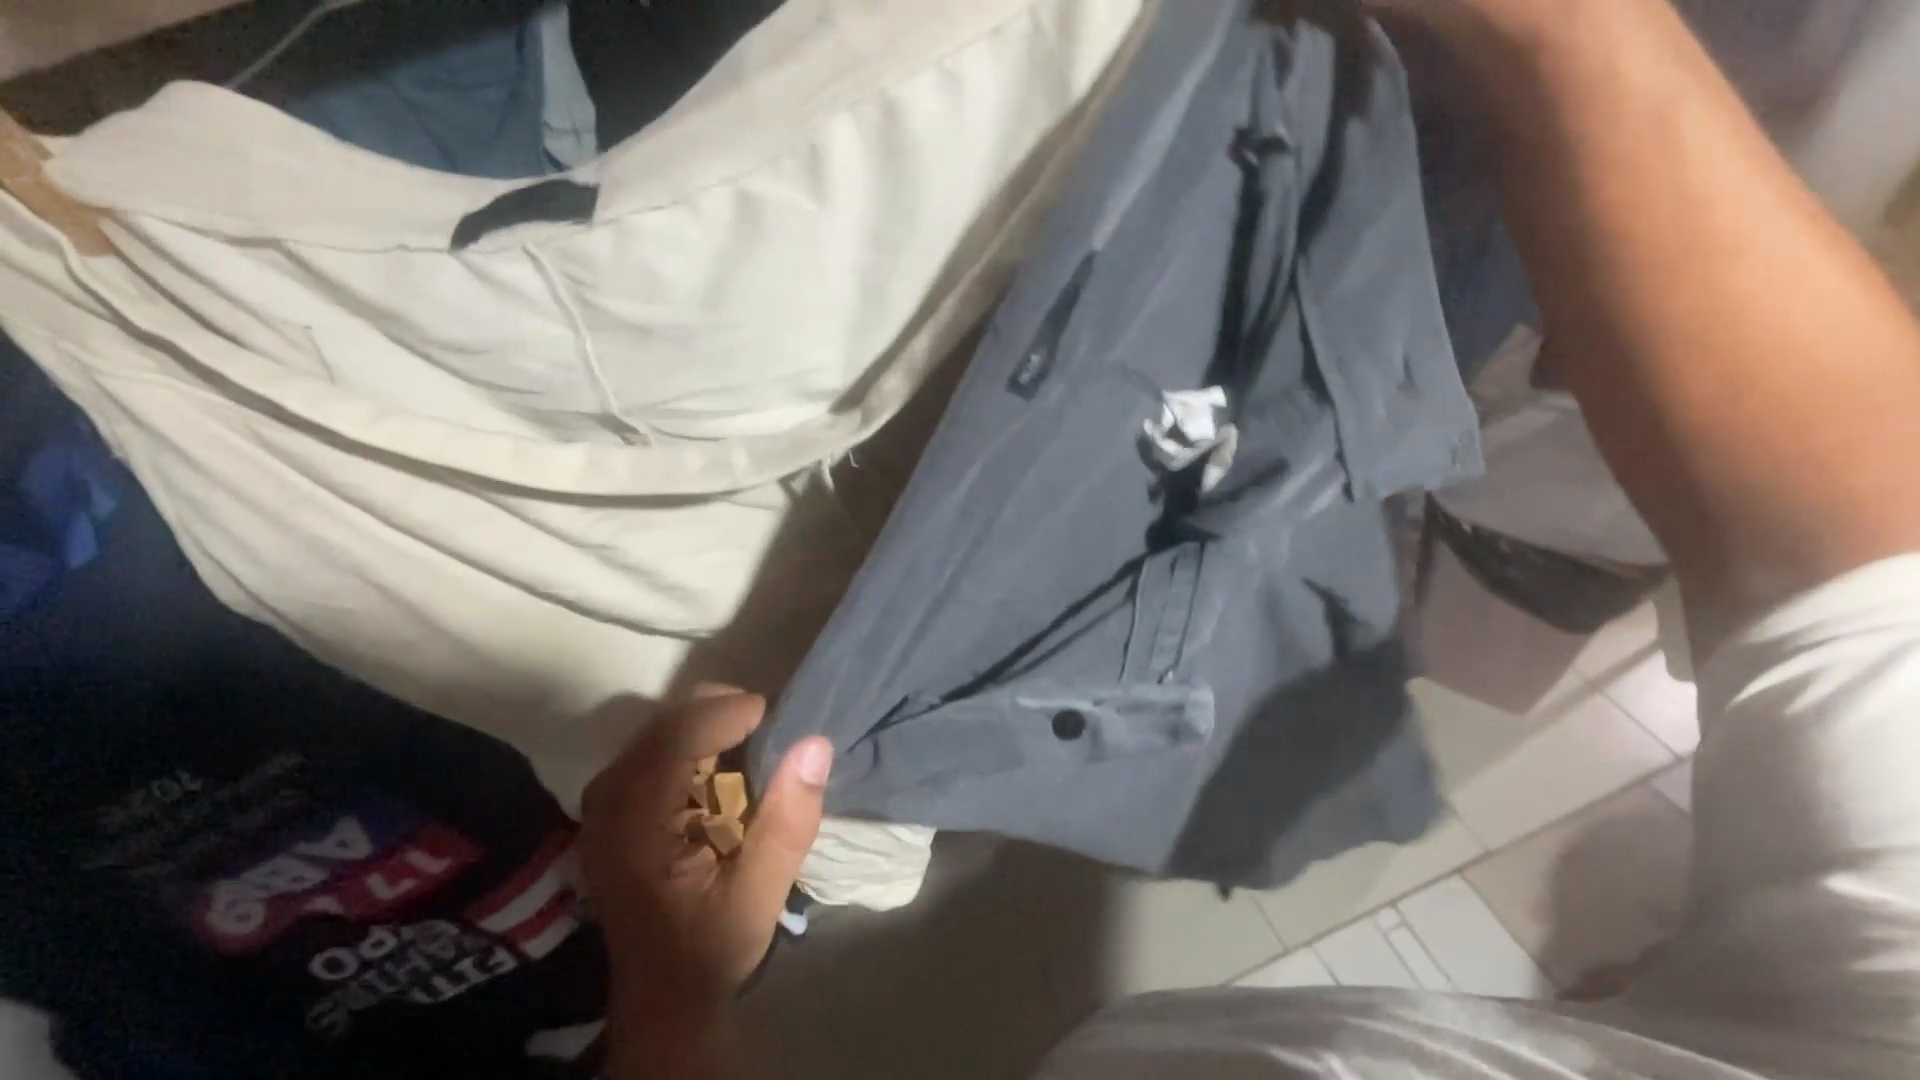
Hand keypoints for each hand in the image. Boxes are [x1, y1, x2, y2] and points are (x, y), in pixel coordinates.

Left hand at [580, 686, 832, 1075]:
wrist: (663, 996)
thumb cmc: (710, 947)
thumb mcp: (760, 893)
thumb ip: (787, 821)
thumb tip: (815, 744)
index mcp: (634, 825)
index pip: (676, 737)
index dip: (729, 713)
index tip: (777, 718)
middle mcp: (607, 801)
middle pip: (665, 721)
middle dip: (722, 712)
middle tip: (772, 732)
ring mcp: (604, 801)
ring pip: (660, 727)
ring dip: (709, 725)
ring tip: (754, 748)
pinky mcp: (613, 805)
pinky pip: (654, 747)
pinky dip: (695, 743)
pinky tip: (723, 771)